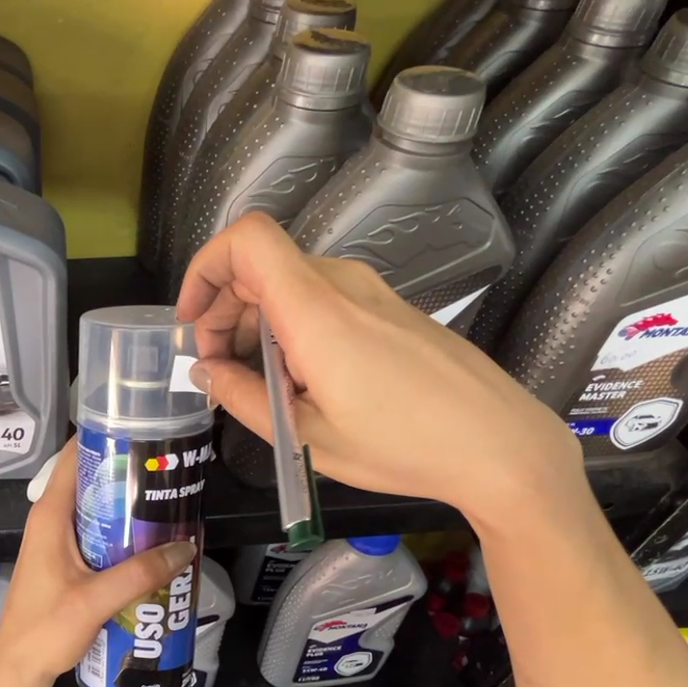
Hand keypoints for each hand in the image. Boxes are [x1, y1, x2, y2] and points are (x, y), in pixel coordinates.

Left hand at [0, 442, 196, 686]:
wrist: (19, 671)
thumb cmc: (46, 631)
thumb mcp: (96, 600)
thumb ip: (140, 573)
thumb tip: (187, 547)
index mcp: (50, 516)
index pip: (73, 458)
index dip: (105, 437)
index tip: (143, 431)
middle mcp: (50, 521)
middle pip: (90, 481)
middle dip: (128, 474)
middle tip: (170, 473)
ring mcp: (55, 542)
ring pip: (95, 510)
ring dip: (127, 506)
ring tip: (168, 503)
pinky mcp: (63, 562)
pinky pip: (95, 534)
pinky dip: (120, 532)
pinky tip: (150, 543)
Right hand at [176, 213, 583, 527]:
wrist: (497, 443)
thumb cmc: (399, 446)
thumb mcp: (304, 435)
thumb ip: (242, 397)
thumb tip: (204, 371)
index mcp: (316, 311)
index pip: (247, 240)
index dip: (204, 268)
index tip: (190, 323)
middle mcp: (342, 285)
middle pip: (259, 266)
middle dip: (221, 310)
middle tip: (216, 371)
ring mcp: (370, 292)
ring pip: (288, 284)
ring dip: (253, 324)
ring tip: (254, 384)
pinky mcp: (387, 308)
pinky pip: (319, 299)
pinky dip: (287, 328)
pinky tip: (296, 380)